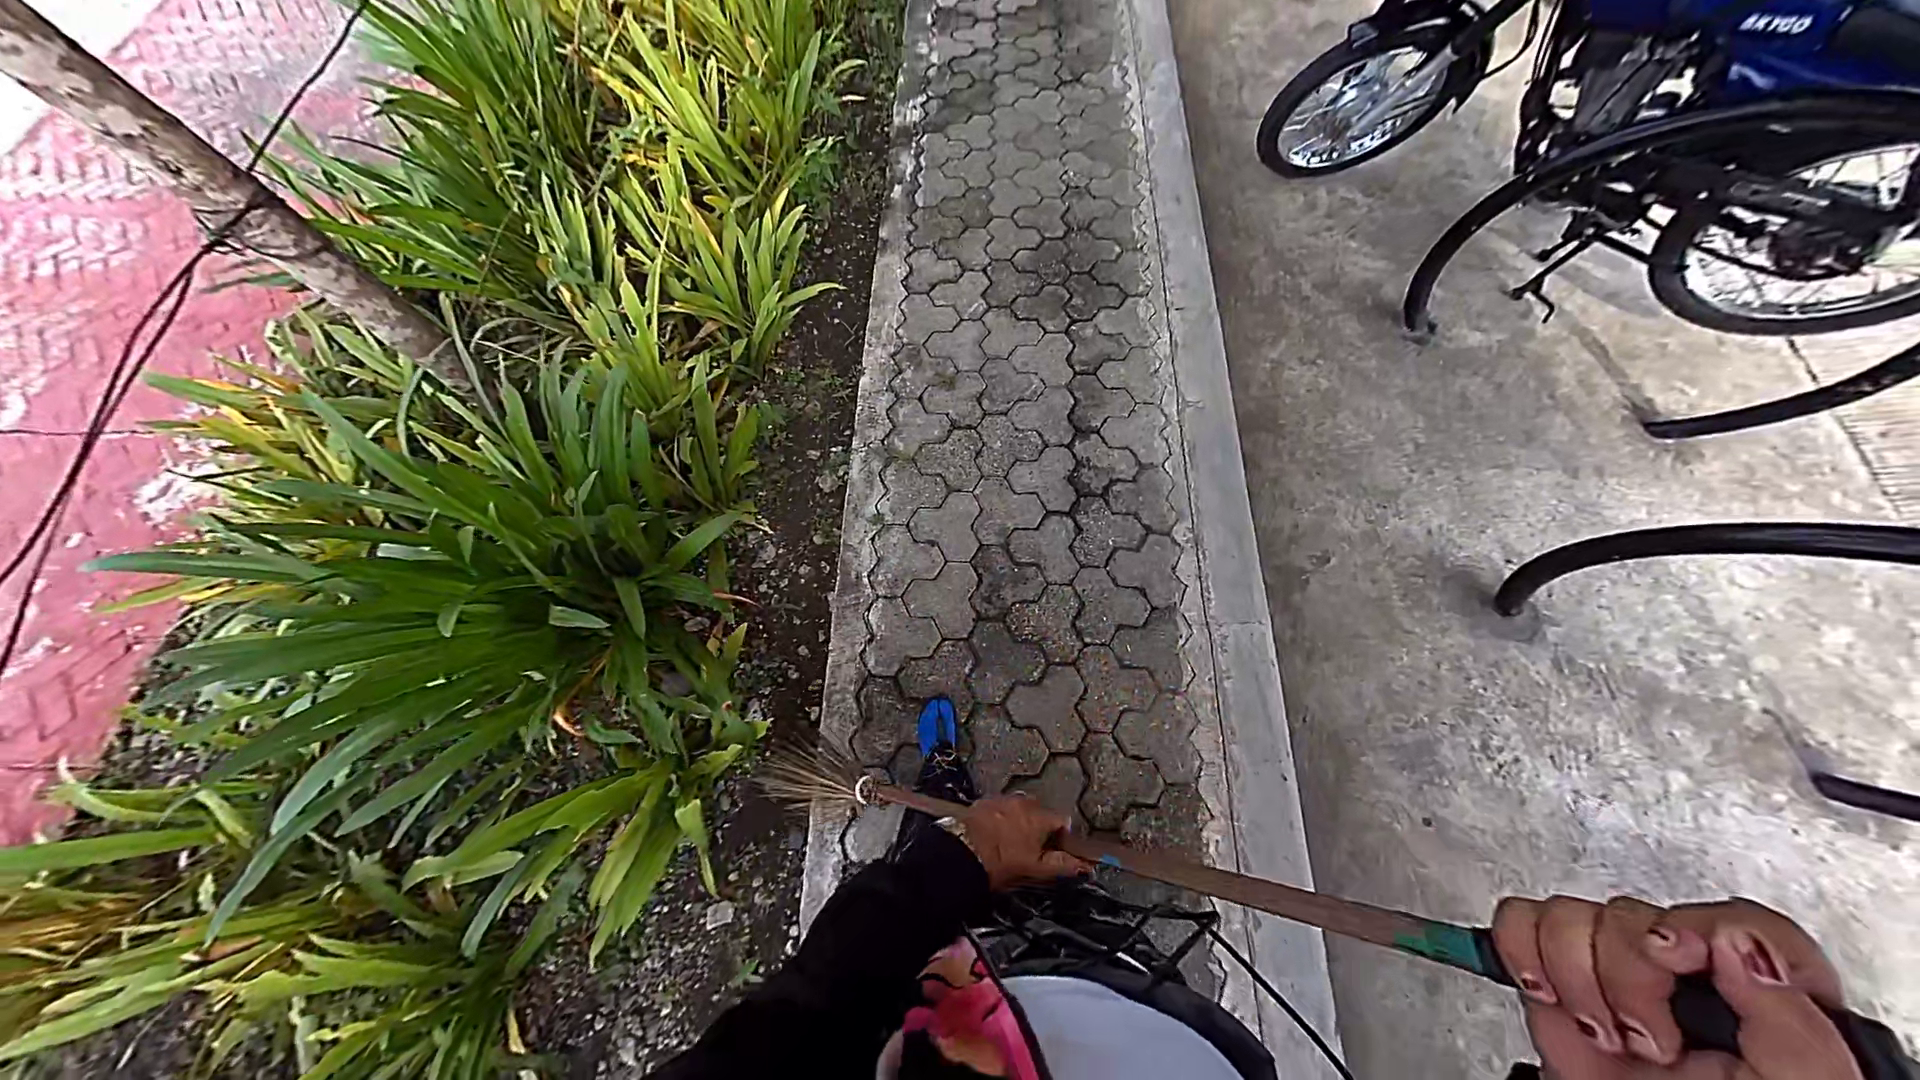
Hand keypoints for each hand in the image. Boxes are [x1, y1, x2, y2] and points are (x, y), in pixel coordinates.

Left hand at [956, 795, 1088, 890]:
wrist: (961, 851)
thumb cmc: (1002, 861)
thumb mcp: (1035, 868)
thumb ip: (1062, 864)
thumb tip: (1085, 866)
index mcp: (1039, 816)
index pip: (1062, 821)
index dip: (1061, 837)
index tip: (1054, 851)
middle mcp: (1023, 801)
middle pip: (1040, 812)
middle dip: (1039, 827)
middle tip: (1031, 848)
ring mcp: (1002, 798)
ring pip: (1019, 809)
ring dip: (1020, 820)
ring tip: (1011, 841)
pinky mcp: (984, 801)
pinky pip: (1000, 808)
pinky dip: (1002, 817)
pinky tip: (994, 833)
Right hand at [1491, 895, 1859, 1079]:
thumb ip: (1796, 1031)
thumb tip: (1740, 945)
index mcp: (1756, 996)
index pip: (1738, 921)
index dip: (1699, 926)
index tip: (1677, 957)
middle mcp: (1678, 970)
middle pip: (1632, 915)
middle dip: (1626, 977)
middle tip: (1648, 1037)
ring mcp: (1604, 960)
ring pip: (1568, 912)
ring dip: (1574, 976)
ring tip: (1602, 1032)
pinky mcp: (1544, 958)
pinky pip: (1517, 917)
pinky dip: (1520, 950)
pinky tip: (1548, 994)